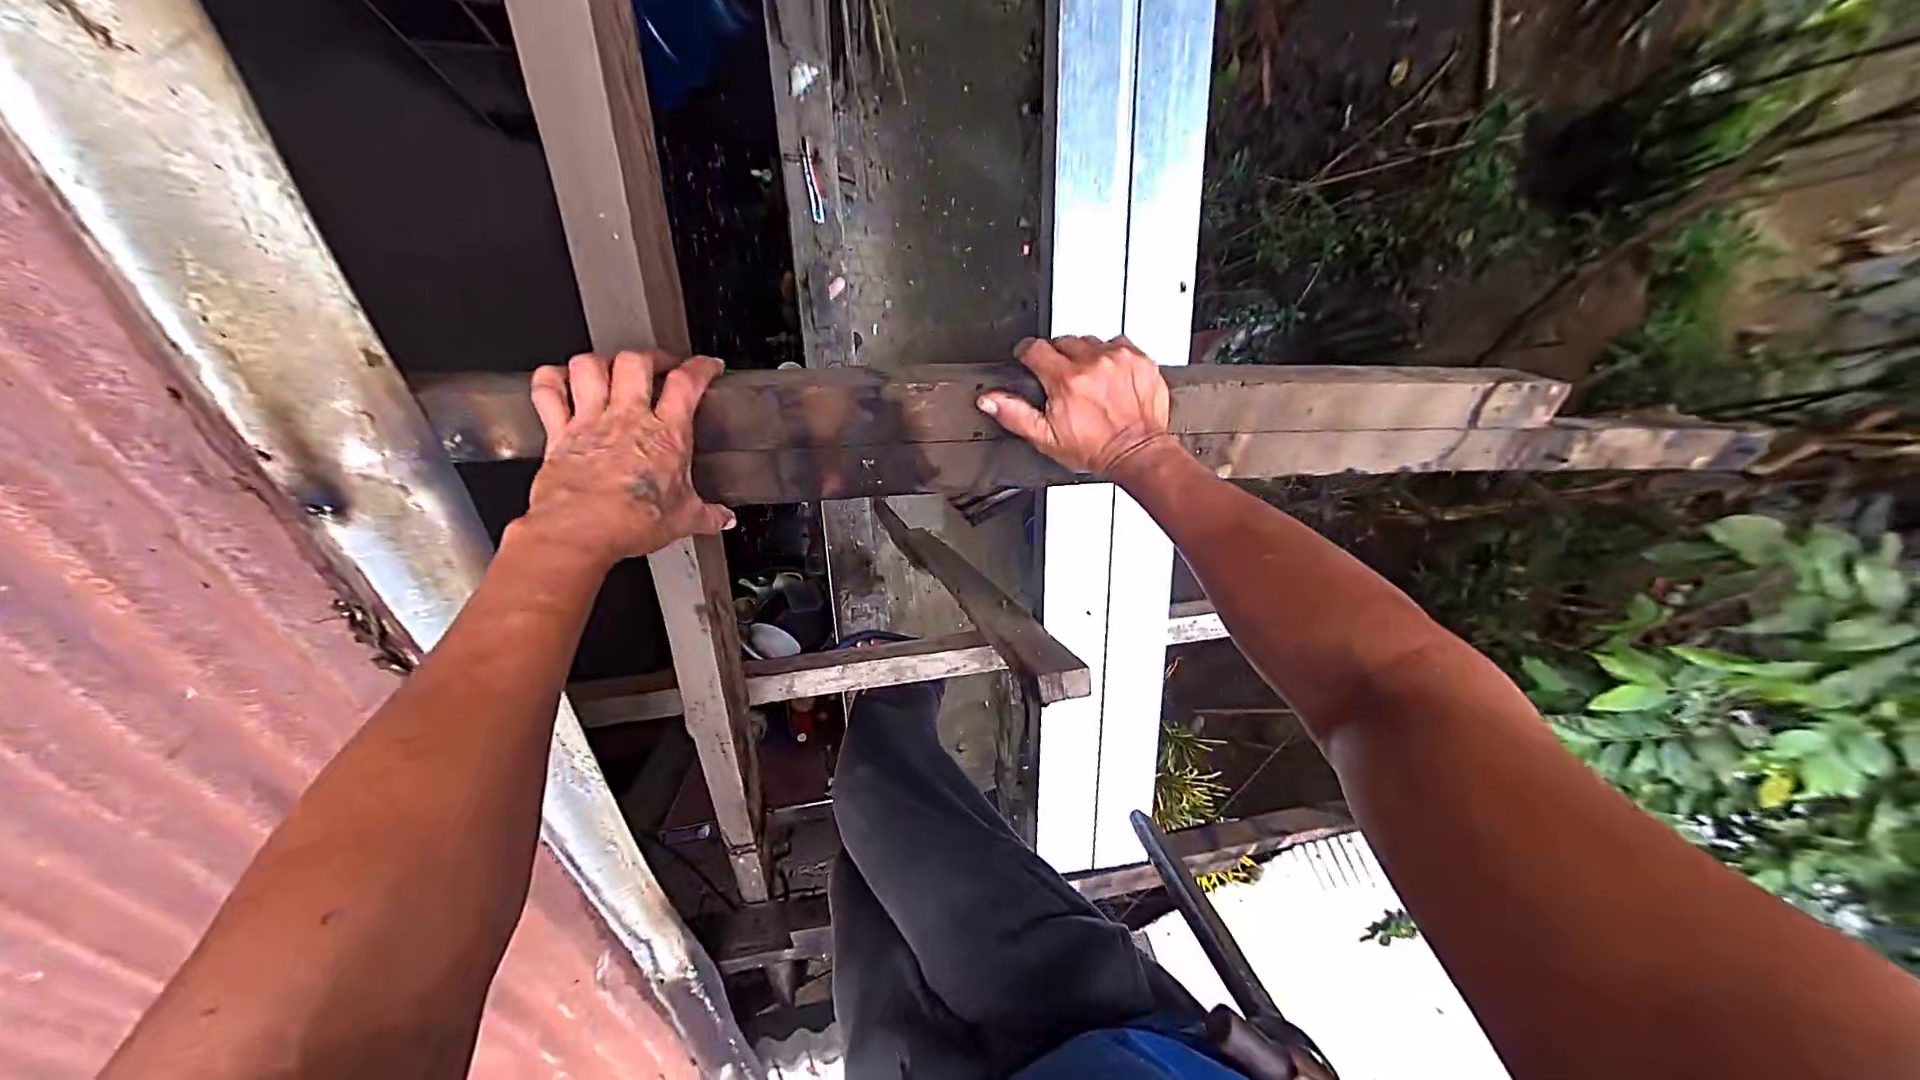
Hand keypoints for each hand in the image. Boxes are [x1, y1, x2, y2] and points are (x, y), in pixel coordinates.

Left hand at [518, 351, 733, 567]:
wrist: (580, 532)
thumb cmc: (630, 522)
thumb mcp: (684, 519)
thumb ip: (708, 515)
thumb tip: (724, 518)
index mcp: (666, 435)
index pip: (687, 383)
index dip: (701, 367)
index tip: (707, 366)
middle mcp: (627, 419)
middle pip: (636, 361)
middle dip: (650, 356)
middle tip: (657, 364)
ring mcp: (590, 422)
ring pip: (590, 366)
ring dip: (601, 361)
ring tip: (611, 367)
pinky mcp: (558, 434)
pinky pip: (547, 391)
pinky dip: (550, 378)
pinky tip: (559, 378)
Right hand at [976, 335, 1178, 478]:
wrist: (1136, 452)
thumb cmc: (1095, 448)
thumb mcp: (1046, 438)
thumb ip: (1014, 414)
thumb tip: (989, 399)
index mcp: (1065, 380)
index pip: (1035, 348)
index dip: (1028, 353)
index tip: (1030, 359)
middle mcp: (1092, 363)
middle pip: (1063, 342)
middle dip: (1059, 358)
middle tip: (1064, 382)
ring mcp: (1118, 358)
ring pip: (1090, 342)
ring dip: (1085, 357)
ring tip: (1088, 382)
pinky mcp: (1139, 359)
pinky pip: (1118, 345)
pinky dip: (1111, 358)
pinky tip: (1109, 378)